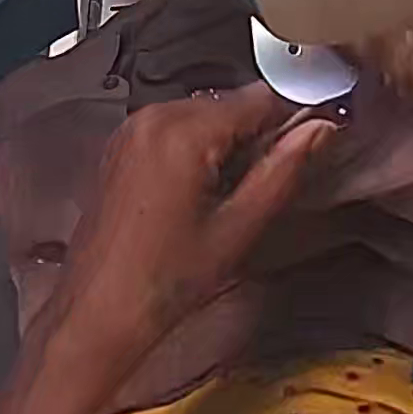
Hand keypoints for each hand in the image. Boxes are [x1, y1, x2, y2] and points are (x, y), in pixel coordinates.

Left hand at [0, 83, 337, 413]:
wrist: (93, 315)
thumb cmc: (162, 283)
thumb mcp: (236, 229)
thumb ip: (282, 169)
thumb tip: (319, 128)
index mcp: (183, 132)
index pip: (257, 97)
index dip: (290, 114)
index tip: (311, 132)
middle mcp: (154, 115)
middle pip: (229, 102)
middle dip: (256, 130)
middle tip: (266, 176)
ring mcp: (134, 125)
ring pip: (204, 111)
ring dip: (227, 136)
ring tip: (229, 188)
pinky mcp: (123, 139)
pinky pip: (175, 122)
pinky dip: (197, 141)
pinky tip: (198, 185)